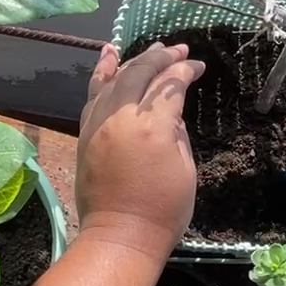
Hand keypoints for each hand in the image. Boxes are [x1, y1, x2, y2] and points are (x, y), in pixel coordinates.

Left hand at [76, 43, 201, 257]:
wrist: (121, 236)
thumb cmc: (164, 210)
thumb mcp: (186, 169)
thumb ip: (178, 132)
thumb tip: (170, 113)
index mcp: (153, 126)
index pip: (171, 84)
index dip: (187, 71)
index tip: (199, 67)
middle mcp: (122, 117)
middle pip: (142, 72)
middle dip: (163, 57)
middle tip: (180, 51)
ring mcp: (99, 124)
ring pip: (115, 78)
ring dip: (135, 59)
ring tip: (153, 49)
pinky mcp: (85, 134)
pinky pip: (93, 94)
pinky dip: (102, 72)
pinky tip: (109, 55)